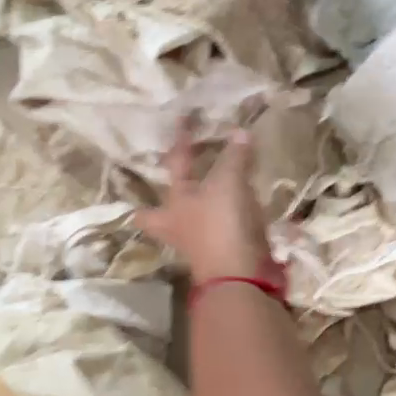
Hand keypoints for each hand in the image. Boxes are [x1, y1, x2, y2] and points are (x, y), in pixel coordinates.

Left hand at [134, 123, 273, 283]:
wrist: (240, 276)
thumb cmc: (221, 225)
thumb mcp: (227, 183)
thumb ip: (234, 158)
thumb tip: (240, 132)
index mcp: (173, 203)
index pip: (175, 162)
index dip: (180, 140)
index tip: (183, 118)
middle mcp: (178, 226)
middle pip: (155, 216)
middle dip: (154, 208)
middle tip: (159, 198)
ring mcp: (198, 245)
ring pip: (188, 226)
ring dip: (193, 215)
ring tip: (203, 203)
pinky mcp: (221, 258)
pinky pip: (218, 235)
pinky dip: (225, 225)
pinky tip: (234, 219)